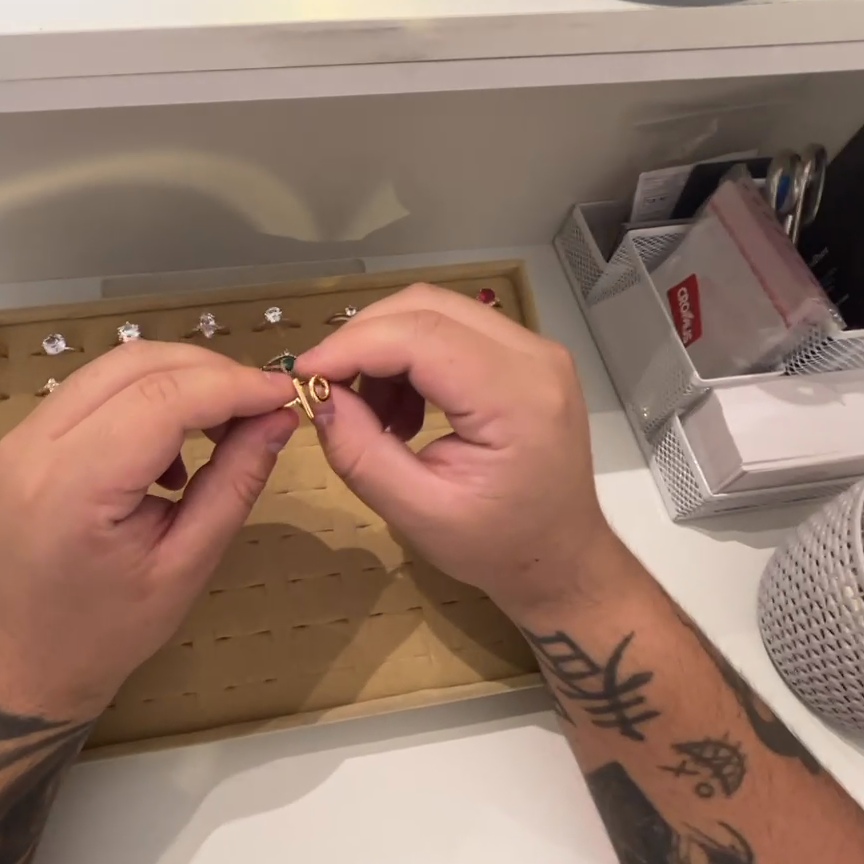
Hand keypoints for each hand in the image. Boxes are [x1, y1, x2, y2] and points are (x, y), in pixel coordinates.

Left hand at [0, 343, 297, 721]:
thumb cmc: (113, 627)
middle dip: (211, 371)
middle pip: (136, 363)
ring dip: (182, 378)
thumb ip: (235, 482)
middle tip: (260, 405)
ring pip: (116, 366)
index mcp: (73, 488)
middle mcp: (35, 445)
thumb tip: (279, 417)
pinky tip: (172, 446)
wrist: (35, 656)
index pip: (161, 400)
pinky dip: (150, 394)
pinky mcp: (26, 435)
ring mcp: (24, 434)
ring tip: (223, 425)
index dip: (232, 385)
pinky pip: (99, 387)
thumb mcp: (189, 563)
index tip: (285, 392)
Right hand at [297, 284, 626, 623]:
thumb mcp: (417, 514)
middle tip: (328, 388)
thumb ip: (360, 453)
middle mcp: (533, 357)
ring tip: (371, 412)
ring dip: (384, 348)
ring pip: (435, 311)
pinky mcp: (524, 355)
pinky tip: (402, 408)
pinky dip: (409, 356)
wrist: (560, 556)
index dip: (351, 346)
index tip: (303, 374)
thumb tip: (319, 398)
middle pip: (426, 307)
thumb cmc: (496, 546)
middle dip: (362, 340)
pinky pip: (451, 329)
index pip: (420, 336)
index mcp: (516, 398)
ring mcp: (533, 349)